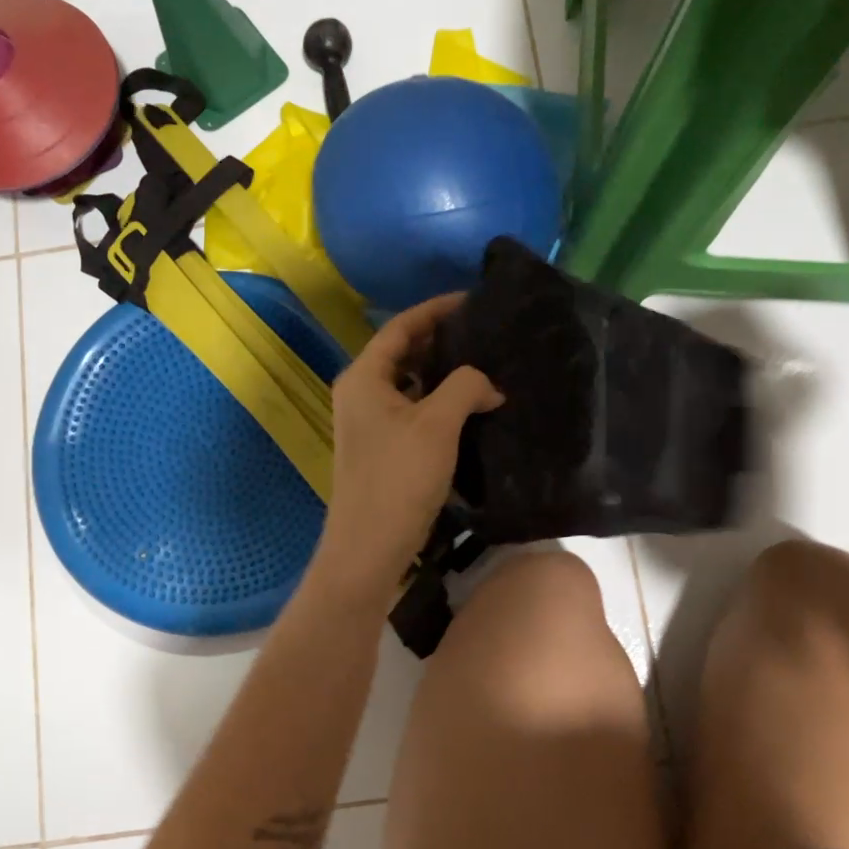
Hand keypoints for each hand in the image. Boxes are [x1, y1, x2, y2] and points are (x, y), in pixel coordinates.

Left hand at [316, 294, 503, 593]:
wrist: (368, 548)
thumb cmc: (398, 479)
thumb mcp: (437, 424)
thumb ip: (465, 387)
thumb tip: (487, 383)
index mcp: (364, 376)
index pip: (402, 326)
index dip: (437, 309)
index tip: (473, 301)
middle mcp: (360, 391)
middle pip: (403, 351)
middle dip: (442, 340)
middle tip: (485, 333)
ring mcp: (368, 421)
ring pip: (409, 382)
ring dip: (443, 373)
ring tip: (485, 365)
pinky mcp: (381, 447)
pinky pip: (412, 408)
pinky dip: (438, 401)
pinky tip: (470, 408)